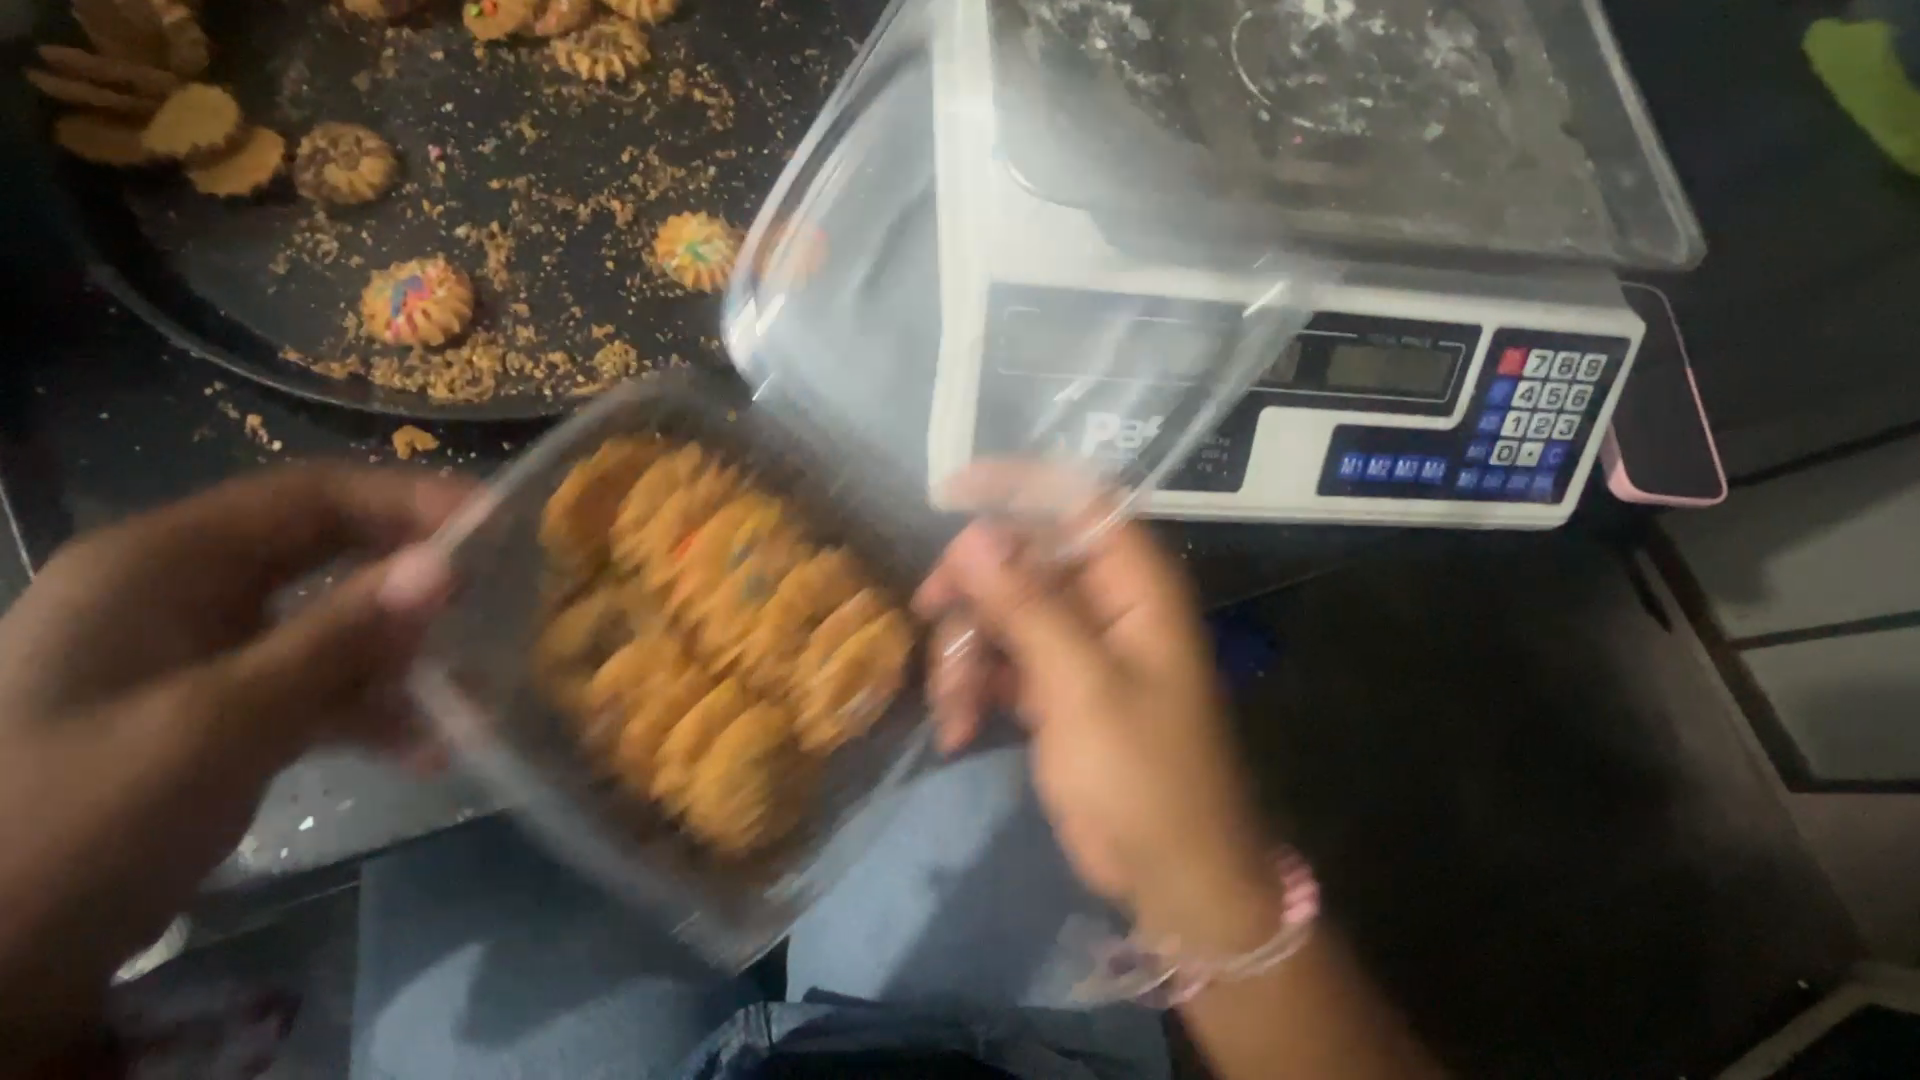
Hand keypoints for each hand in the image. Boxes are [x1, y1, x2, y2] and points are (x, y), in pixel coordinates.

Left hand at [0, 464, 467, 1062]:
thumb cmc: (79, 820)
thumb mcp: (221, 723)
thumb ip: (340, 638)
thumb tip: (447, 566)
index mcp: (160, 564)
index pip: (309, 496)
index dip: (409, 500)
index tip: (497, 527)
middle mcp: (183, 592)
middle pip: (328, 554)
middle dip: (413, 582)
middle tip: (497, 601)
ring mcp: (200, 653)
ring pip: (333, 626)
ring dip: (403, 662)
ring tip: (471, 705)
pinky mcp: (220, 709)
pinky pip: (317, 686)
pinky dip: (372, 711)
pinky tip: (424, 753)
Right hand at [915, 510, 1279, 952]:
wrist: (1171, 873)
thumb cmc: (1144, 776)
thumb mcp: (1081, 687)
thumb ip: (1027, 607)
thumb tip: (971, 534)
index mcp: (1133, 585)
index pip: (1076, 502)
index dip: (1015, 486)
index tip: (947, 494)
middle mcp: (1104, 603)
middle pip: (1020, 558)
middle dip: (972, 592)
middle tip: (930, 616)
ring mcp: (1076, 647)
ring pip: (998, 614)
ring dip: (964, 655)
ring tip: (955, 712)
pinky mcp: (1053, 688)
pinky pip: (997, 662)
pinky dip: (972, 689)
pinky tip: (960, 731)